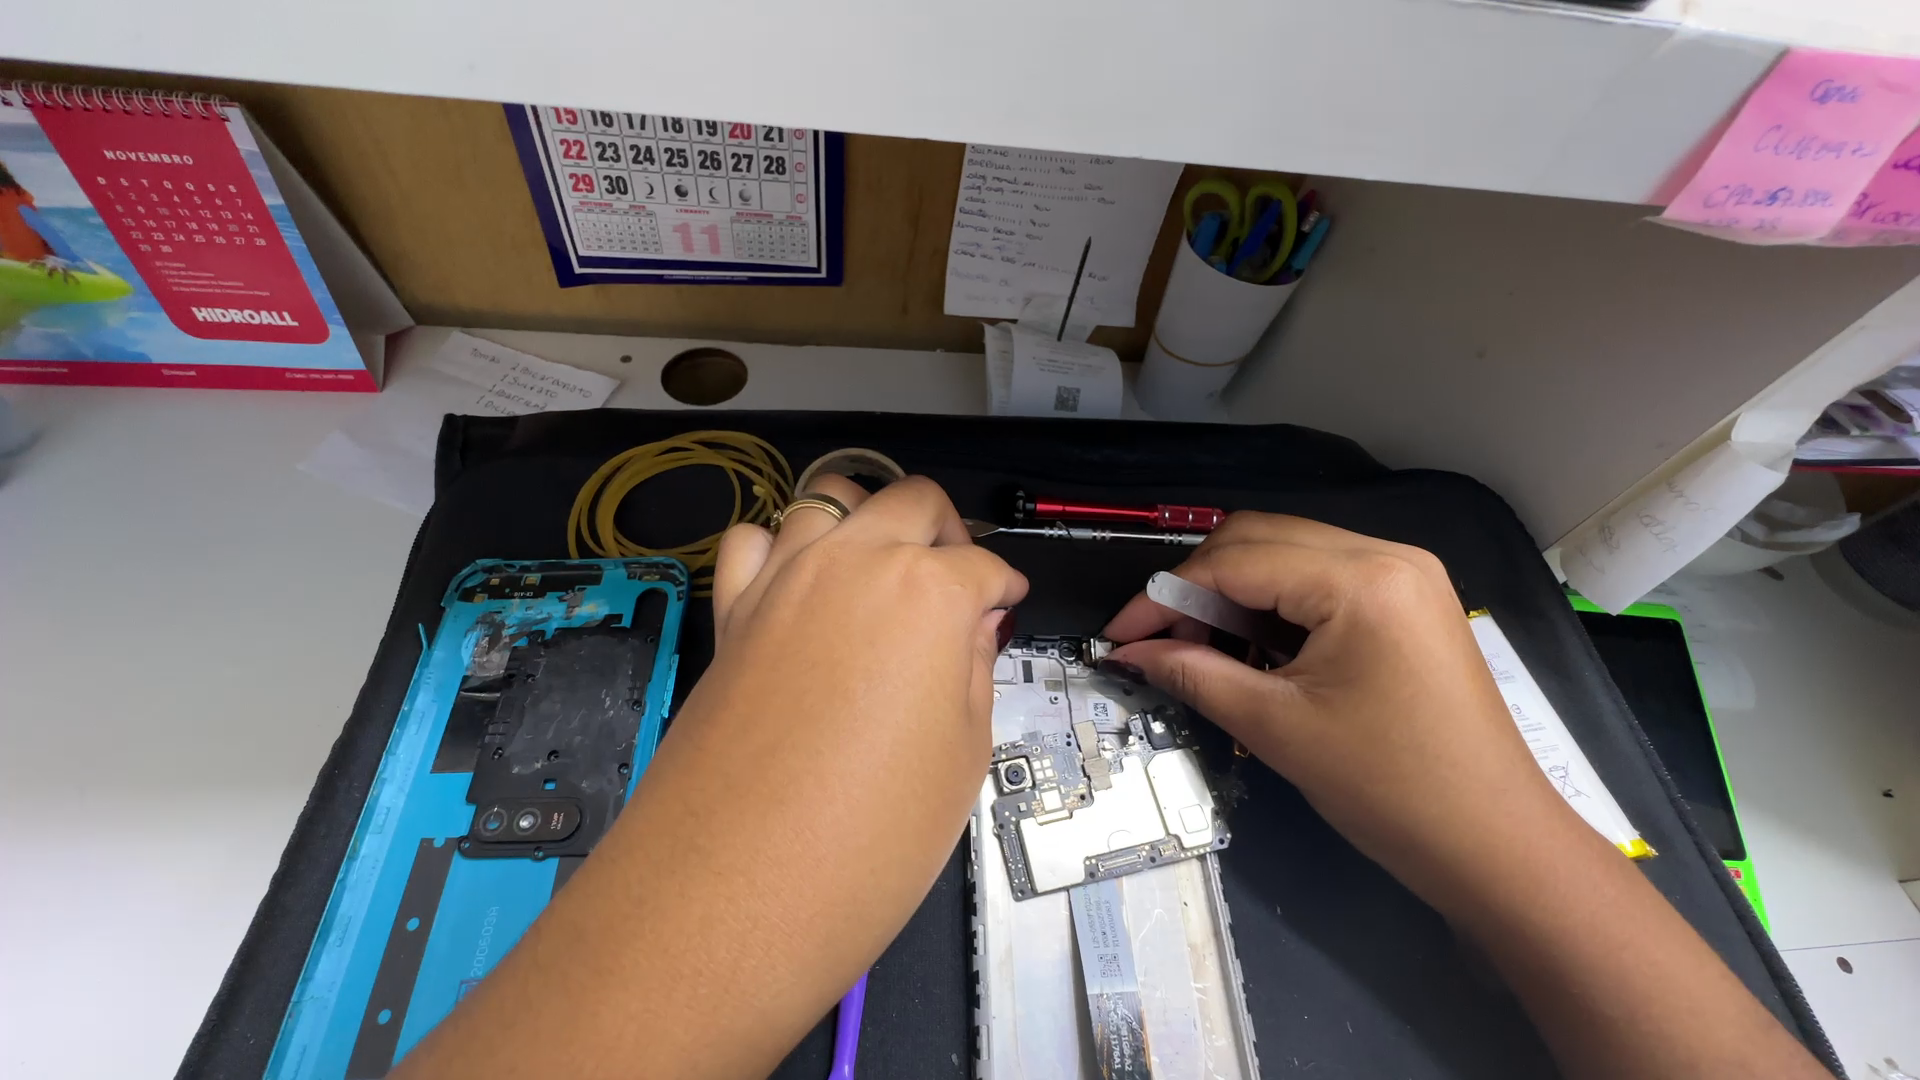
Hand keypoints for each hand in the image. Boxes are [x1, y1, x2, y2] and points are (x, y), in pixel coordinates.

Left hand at [394, 475, 1027, 1079]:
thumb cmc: (874, 833)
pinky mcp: (730, 612)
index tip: (1007, 604)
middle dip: (946, 529)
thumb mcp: (963, 755)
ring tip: (880, 576)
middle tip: (956, 580)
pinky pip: (753, 543)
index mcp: (926, 590)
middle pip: (909, 500)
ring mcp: (781, 579)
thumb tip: (973, 625)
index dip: (1004, 586)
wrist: (732, 890)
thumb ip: (974, 670)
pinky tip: (800, 589)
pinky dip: (782, 549)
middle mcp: (853, 561)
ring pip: (827, 502)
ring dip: (864, 524)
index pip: (982, 565)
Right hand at [1103, 512, 1594, 913]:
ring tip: (1200, 646)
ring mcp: (1404, 574)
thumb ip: (1193, 673)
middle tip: (1158, 639)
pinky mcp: (1408, 599)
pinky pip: (1319, 576)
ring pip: (1286, 552)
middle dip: (1196, 584)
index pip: (1234, 563)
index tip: (1118, 635)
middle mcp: (1386, 554)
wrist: (1496, 846)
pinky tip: (1252, 645)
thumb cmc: (1387, 788)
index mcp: (1360, 580)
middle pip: (1258, 538)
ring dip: (1232, 591)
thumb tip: (1129, 653)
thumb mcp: (1276, 727)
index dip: (1163, 595)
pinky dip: (1272, 602)